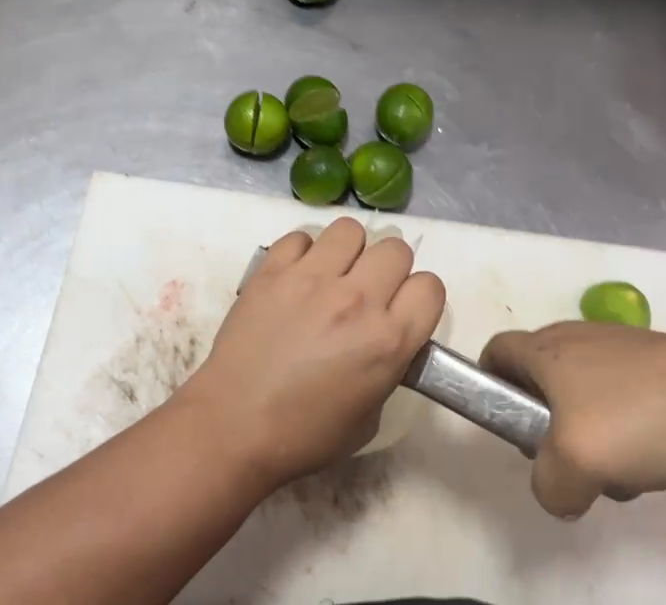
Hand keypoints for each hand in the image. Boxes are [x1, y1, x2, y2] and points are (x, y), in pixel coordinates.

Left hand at [174, 218, 445, 488]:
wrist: (234, 425)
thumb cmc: (306, 434)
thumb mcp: (370, 414)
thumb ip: (387, 365)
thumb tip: (384, 337)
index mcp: (388, 340)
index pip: (430, 286)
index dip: (419, 298)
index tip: (402, 310)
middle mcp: (356, 299)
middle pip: (395, 249)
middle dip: (389, 269)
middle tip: (368, 292)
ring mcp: (311, 279)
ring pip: (350, 230)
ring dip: (349, 251)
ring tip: (333, 275)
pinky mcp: (272, 270)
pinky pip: (300, 237)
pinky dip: (304, 252)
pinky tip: (297, 277)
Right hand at [480, 322, 665, 517]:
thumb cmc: (639, 417)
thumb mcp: (575, 463)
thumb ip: (550, 486)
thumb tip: (559, 494)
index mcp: (544, 349)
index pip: (494, 354)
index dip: (489, 387)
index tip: (510, 427)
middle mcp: (574, 340)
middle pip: (538, 383)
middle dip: (546, 427)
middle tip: (567, 460)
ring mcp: (617, 351)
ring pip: (582, 398)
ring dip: (590, 437)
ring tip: (619, 470)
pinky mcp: (653, 366)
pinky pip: (620, 400)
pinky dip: (625, 430)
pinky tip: (652, 458)